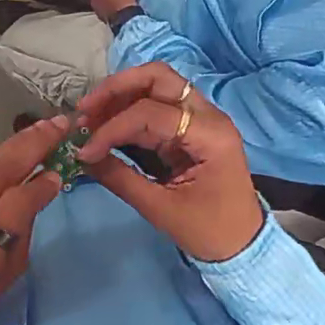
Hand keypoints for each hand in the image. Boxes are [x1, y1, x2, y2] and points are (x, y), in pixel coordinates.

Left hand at [0, 116, 70, 324]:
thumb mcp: (11, 270)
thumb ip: (25, 225)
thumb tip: (44, 181)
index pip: (12, 205)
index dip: (38, 184)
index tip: (60, 169)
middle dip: (30, 145)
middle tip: (58, 124)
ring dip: (14, 144)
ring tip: (42, 127)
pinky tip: (15, 147)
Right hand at [76, 62, 263, 260]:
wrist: (243, 246)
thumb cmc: (208, 230)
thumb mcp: (160, 209)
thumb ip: (119, 177)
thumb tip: (81, 157)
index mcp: (210, 135)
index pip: (151, 114)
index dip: (112, 128)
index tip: (84, 150)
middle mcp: (208, 116)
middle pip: (158, 78)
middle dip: (116, 88)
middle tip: (85, 109)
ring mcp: (200, 120)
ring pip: (155, 86)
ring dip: (119, 96)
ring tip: (89, 118)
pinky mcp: (189, 129)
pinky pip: (155, 107)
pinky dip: (127, 111)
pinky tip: (104, 125)